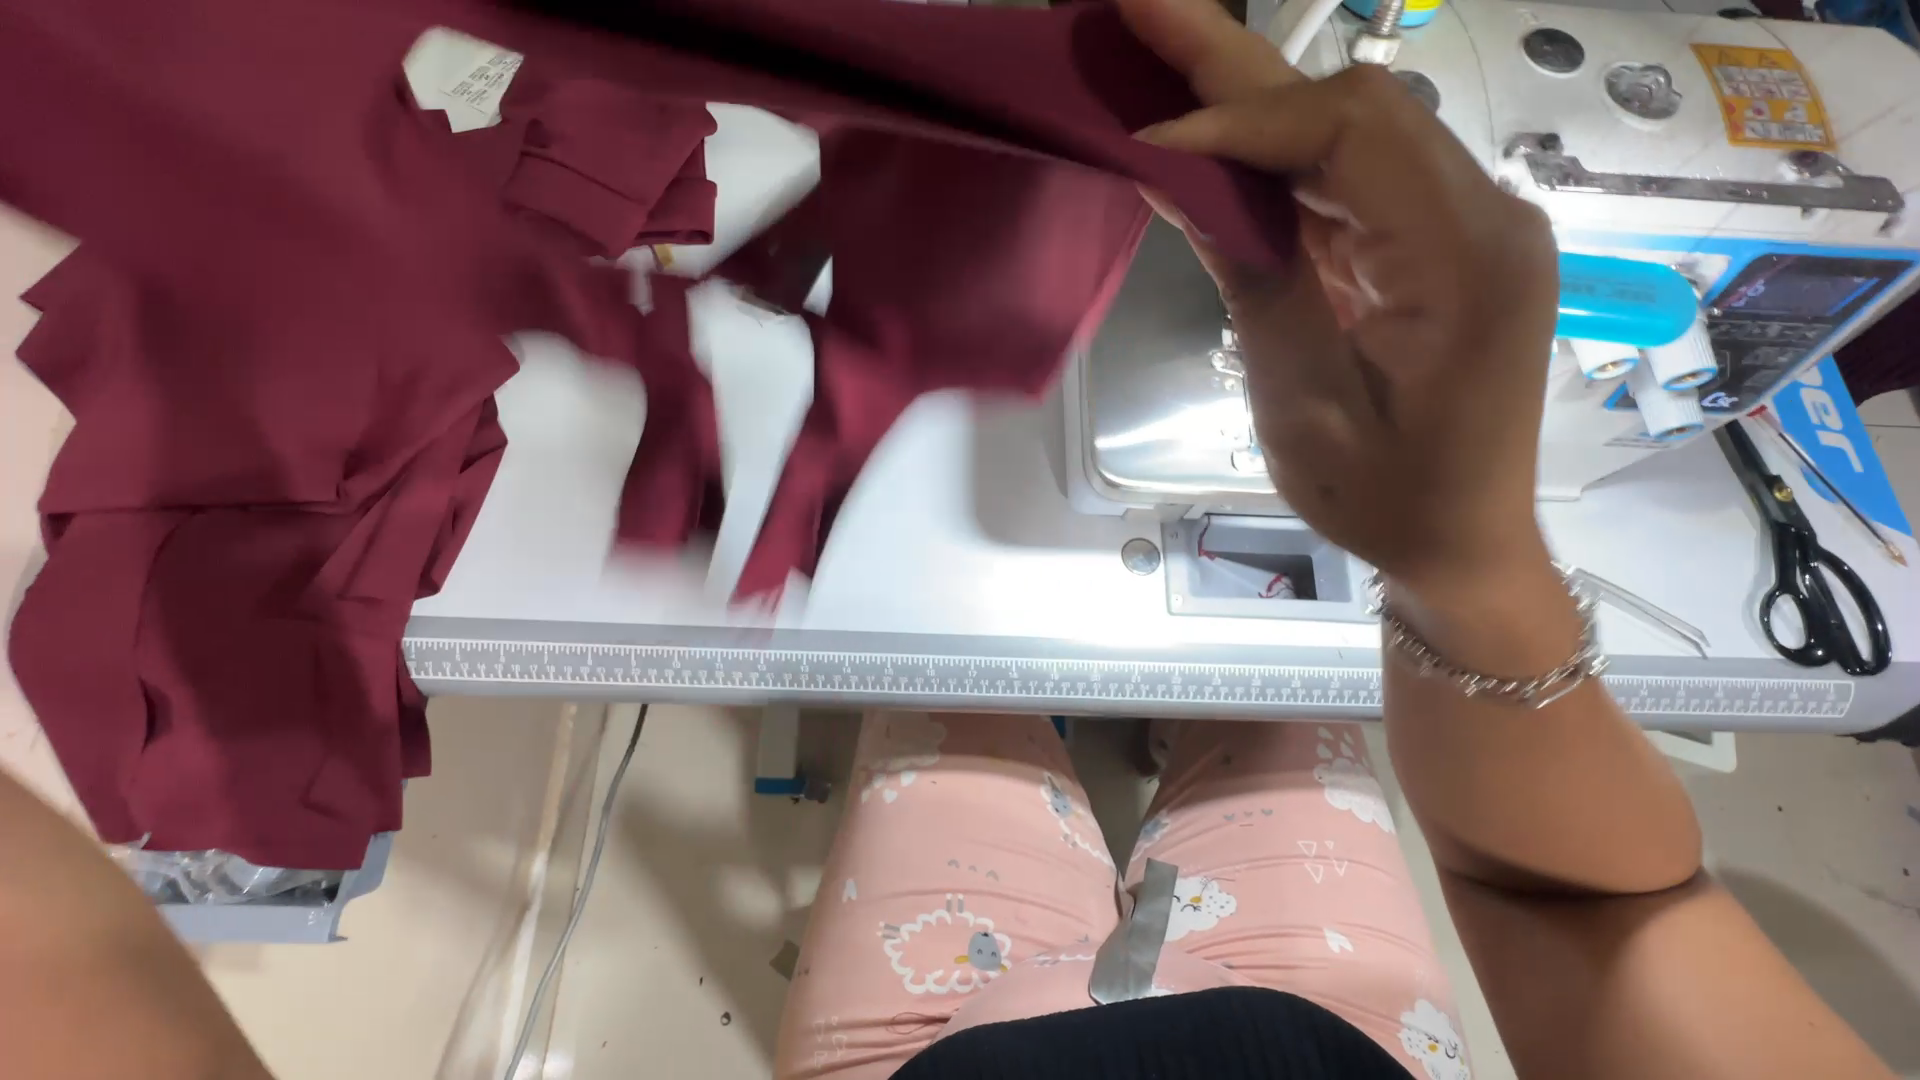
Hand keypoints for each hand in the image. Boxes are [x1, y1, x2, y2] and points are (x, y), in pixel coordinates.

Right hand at [1118, 0, 1560, 592]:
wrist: (1460, 542)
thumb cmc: (1386, 497)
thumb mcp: (1304, 401)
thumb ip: (1254, 279)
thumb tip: (1179, 178)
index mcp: (1465, 257)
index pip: (1349, 136)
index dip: (1241, 124)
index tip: (1147, 139)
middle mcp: (1477, 215)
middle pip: (1352, 106)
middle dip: (1239, 60)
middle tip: (1142, 7)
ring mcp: (1458, 227)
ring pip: (1347, 133)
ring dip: (1251, 100)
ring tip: (1161, 56)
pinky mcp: (1430, 248)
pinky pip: (1348, 182)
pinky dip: (1274, 163)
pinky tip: (1215, 142)